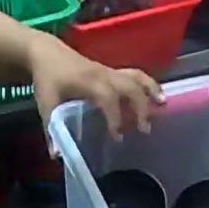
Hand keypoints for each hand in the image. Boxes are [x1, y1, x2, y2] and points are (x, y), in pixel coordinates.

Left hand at [27, 35, 164, 139]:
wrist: (47, 53)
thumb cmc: (47, 78)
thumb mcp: (45, 104)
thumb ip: (51, 129)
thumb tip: (56, 154)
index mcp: (88, 82)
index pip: (108, 97)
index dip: (115, 116)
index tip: (117, 136)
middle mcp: (104, 74)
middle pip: (129, 86)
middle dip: (140, 106)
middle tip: (145, 129)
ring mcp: (109, 70)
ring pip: (136, 77)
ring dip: (151, 90)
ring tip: (163, 106)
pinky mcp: (111, 71)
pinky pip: (134, 75)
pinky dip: (147, 85)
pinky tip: (156, 96)